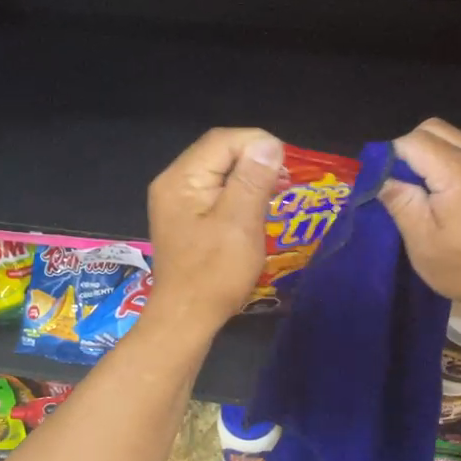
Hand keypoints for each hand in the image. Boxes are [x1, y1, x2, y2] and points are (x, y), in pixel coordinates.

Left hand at [145, 127, 282, 330]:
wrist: (186, 319)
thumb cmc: (214, 274)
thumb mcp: (239, 223)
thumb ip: (252, 180)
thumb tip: (268, 143)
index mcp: (180, 179)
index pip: (222, 141)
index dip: (257, 144)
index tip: (287, 166)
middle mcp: (173, 182)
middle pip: (218, 152)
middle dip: (254, 159)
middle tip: (285, 179)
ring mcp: (177, 201)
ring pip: (219, 171)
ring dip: (249, 176)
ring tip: (277, 191)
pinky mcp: (185, 218)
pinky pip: (215, 191)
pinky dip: (239, 192)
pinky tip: (257, 206)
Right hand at [379, 118, 460, 324]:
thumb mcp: (422, 241)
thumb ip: (400, 200)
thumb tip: (379, 176)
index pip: (414, 141)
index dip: (391, 157)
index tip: (383, 184)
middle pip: (433, 128)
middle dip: (409, 149)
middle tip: (401, 184)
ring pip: (451, 136)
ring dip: (429, 153)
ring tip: (421, 190)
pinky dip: (448, 159)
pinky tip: (444, 192)